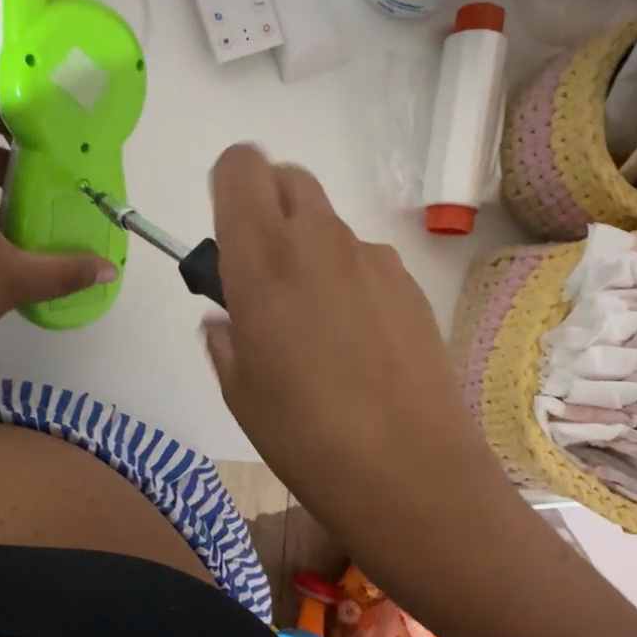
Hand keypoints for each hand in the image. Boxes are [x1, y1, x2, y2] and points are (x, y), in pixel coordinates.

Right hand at [202, 145, 507, 537]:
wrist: (409, 470)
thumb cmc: (304, 436)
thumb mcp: (240, 390)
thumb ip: (225, 335)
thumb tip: (232, 315)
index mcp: (263, 259)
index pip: (240, 167)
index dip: (228, 186)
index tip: (226, 235)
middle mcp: (320, 241)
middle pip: (289, 179)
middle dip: (267, 207)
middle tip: (263, 276)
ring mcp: (373, 260)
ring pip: (329, 225)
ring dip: (309, 251)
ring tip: (316, 329)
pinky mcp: (411, 285)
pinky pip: (365, 262)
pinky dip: (349, 281)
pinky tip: (358, 346)